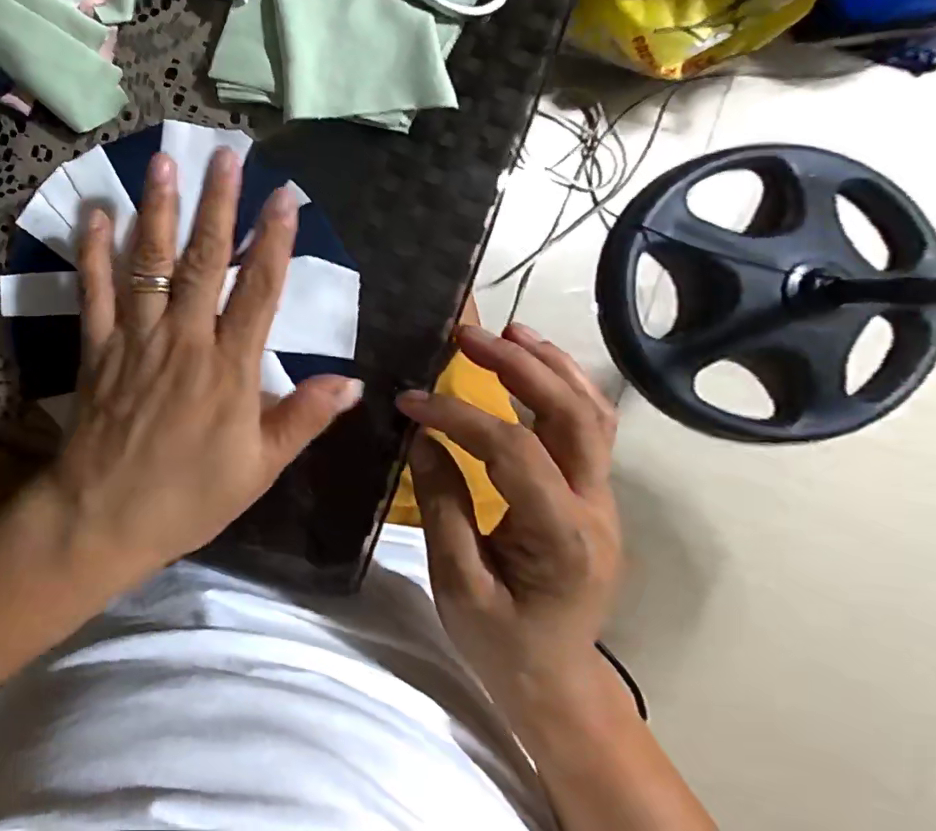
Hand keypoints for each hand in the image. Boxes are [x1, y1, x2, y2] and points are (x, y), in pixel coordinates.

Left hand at [41, 147, 363, 591]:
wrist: (106, 512)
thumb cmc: (188, 497)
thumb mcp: (259, 469)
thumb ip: (302, 419)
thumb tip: (351, 380)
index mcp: (230, 368)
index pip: (259, 290)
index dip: (274, 240)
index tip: (284, 196)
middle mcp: (183, 340)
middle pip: (203, 261)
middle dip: (217, 205)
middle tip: (225, 156)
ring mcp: (135, 339)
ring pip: (149, 264)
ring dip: (157, 211)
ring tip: (163, 163)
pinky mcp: (96, 347)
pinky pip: (95, 291)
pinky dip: (94, 252)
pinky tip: (94, 215)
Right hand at [396, 323, 622, 716]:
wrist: (554, 677)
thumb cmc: (498, 637)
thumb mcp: (456, 580)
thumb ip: (444, 505)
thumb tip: (424, 439)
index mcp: (560, 535)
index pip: (512, 450)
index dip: (457, 415)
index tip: (406, 401)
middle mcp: (595, 509)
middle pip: (574, 417)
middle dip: (521, 367)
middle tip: (466, 335)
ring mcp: (602, 500)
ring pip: (593, 415)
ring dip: (549, 367)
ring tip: (505, 331)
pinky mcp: (590, 496)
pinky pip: (586, 429)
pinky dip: (560, 387)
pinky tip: (529, 364)